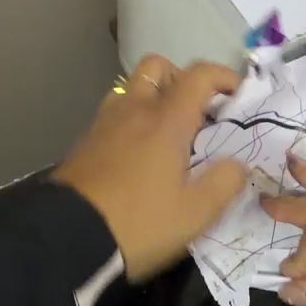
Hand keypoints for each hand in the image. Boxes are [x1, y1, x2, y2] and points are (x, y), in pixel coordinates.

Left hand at [53, 55, 246, 281]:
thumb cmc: (139, 223)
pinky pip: (115, 111)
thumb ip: (223, 184)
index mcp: (166, 119)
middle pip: (158, 66)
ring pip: (133, 86)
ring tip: (167, 132)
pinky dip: (132, 117)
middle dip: (181, 78)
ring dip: (154, 95)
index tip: (238, 93)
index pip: (198, 75)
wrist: (67, 239)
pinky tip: (138, 152)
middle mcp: (136, 108)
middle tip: (196, 111)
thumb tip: (238, 163)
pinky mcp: (86, 139)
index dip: (223, 76)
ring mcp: (106, 121)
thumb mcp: (194, 215)